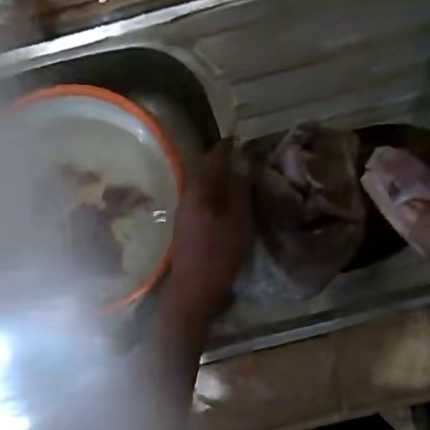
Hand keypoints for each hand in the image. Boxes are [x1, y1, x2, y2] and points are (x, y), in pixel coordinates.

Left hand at [163, 139, 252, 328]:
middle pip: (205, 173)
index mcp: (199, 191)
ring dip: (220, 183)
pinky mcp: (186, 230)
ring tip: (241, 181)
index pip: (213, 158)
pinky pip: (203, 204)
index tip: (240, 137)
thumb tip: (243, 166)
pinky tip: (229, 206)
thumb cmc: (219, 254)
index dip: (226, 146)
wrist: (193, 291)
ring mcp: (184, 215)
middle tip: (245, 159)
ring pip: (204, 190)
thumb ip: (241, 191)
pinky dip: (216, 199)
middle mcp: (187, 198)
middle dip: (223, 164)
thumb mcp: (239, 221)